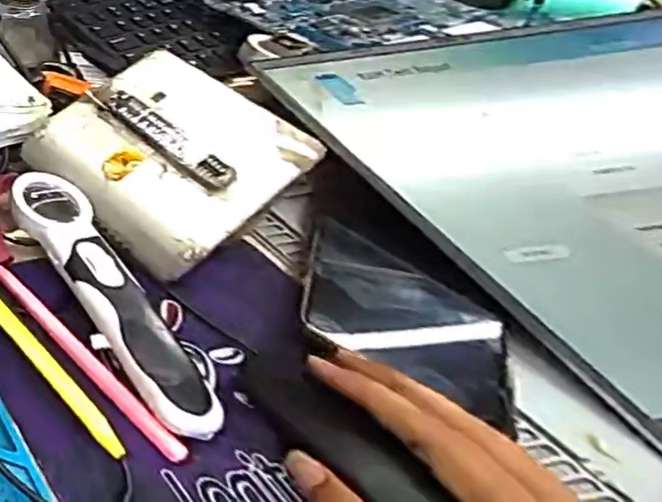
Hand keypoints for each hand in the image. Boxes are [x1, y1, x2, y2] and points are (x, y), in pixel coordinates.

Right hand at [286, 351, 572, 501]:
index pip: (425, 429)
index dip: (366, 391)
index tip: (318, 365)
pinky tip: (442, 429)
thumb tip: (301, 462)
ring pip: (495, 437)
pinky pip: (516, 458)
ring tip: (381, 380)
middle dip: (394, 382)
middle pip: (463, 423)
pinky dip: (466, 430)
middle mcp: (542, 497)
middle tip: (340, 356)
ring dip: (428, 401)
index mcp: (505, 501)